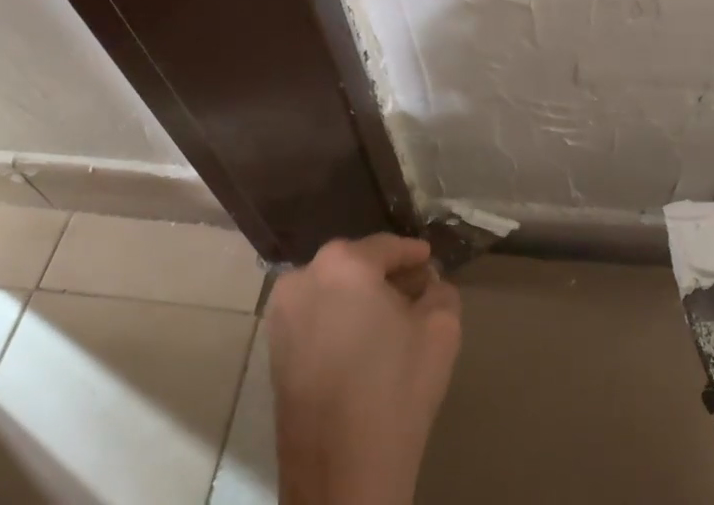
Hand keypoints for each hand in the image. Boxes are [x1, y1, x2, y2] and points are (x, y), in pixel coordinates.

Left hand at [268, 234, 462, 504]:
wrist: (342, 467)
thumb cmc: (396, 389)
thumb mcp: (441, 331)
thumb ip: (440, 292)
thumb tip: (429, 283)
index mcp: (343, 264)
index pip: (386, 247)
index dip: (413, 254)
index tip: (429, 260)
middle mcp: (302, 276)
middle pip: (353, 265)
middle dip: (384, 275)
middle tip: (415, 290)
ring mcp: (281, 313)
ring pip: (330, 291)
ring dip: (357, 297)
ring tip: (388, 320)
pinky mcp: (272, 347)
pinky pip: (313, 317)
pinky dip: (336, 319)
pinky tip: (360, 342)